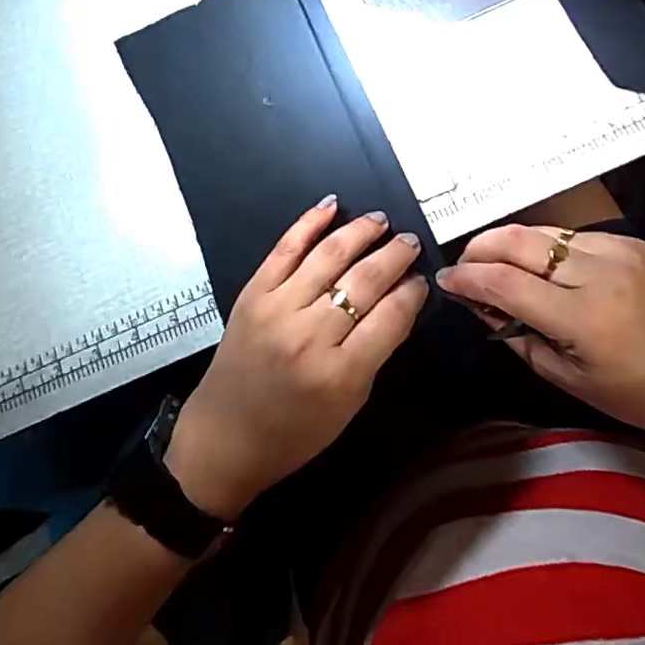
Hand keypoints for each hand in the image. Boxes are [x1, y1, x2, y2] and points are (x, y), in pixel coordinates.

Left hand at [162, 197, 427, 519]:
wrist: (223, 439)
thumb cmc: (294, 431)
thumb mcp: (351, 402)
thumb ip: (379, 349)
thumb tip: (403, 299)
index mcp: (340, 373)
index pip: (391, 315)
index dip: (413, 291)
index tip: (421, 279)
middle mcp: (310, 335)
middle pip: (365, 280)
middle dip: (396, 255)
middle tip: (410, 242)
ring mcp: (278, 308)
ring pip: (330, 255)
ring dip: (361, 232)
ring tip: (381, 221)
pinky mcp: (252, 293)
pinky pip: (285, 248)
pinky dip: (309, 222)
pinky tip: (331, 206)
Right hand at [439, 225, 644, 468]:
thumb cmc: (630, 393)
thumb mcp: (563, 374)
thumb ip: (514, 331)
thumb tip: (475, 299)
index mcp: (586, 318)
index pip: (507, 283)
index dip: (468, 278)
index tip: (446, 279)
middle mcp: (601, 273)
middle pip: (520, 241)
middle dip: (481, 247)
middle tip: (464, 265)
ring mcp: (618, 249)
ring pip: (542, 231)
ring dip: (510, 244)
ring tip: (492, 262)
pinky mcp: (629, 240)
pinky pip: (570, 235)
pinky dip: (545, 248)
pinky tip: (539, 266)